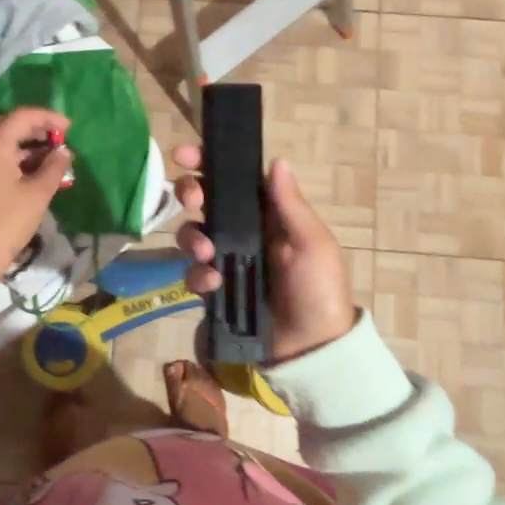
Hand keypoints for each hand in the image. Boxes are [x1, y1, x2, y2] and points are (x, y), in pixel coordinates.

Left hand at [0, 108, 72, 277]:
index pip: (21, 117)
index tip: (69, 127)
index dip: (47, 117)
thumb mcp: (38, 193)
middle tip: (59, 138)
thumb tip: (64, 152)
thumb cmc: (9, 221)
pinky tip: (34, 169)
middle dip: (35, 128)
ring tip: (52, 155)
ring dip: (26, 144)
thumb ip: (54, 166)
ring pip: (0, 141)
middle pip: (8, 125)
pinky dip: (14, 156)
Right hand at [172, 147, 355, 362]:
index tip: (186, 154)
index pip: (234, 179)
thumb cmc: (318, 291)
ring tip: (206, 252)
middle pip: (205, 201)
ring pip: (193, 235)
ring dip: (192, 237)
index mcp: (269, 215)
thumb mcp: (312, 245)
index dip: (208, 163)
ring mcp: (226, 261)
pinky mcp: (214, 291)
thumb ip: (290, 205)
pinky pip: (193, 273)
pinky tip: (212, 284)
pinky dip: (197, 275)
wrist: (309, 350)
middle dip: (191, 193)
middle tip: (193, 200)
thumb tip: (276, 161)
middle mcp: (244, 232)